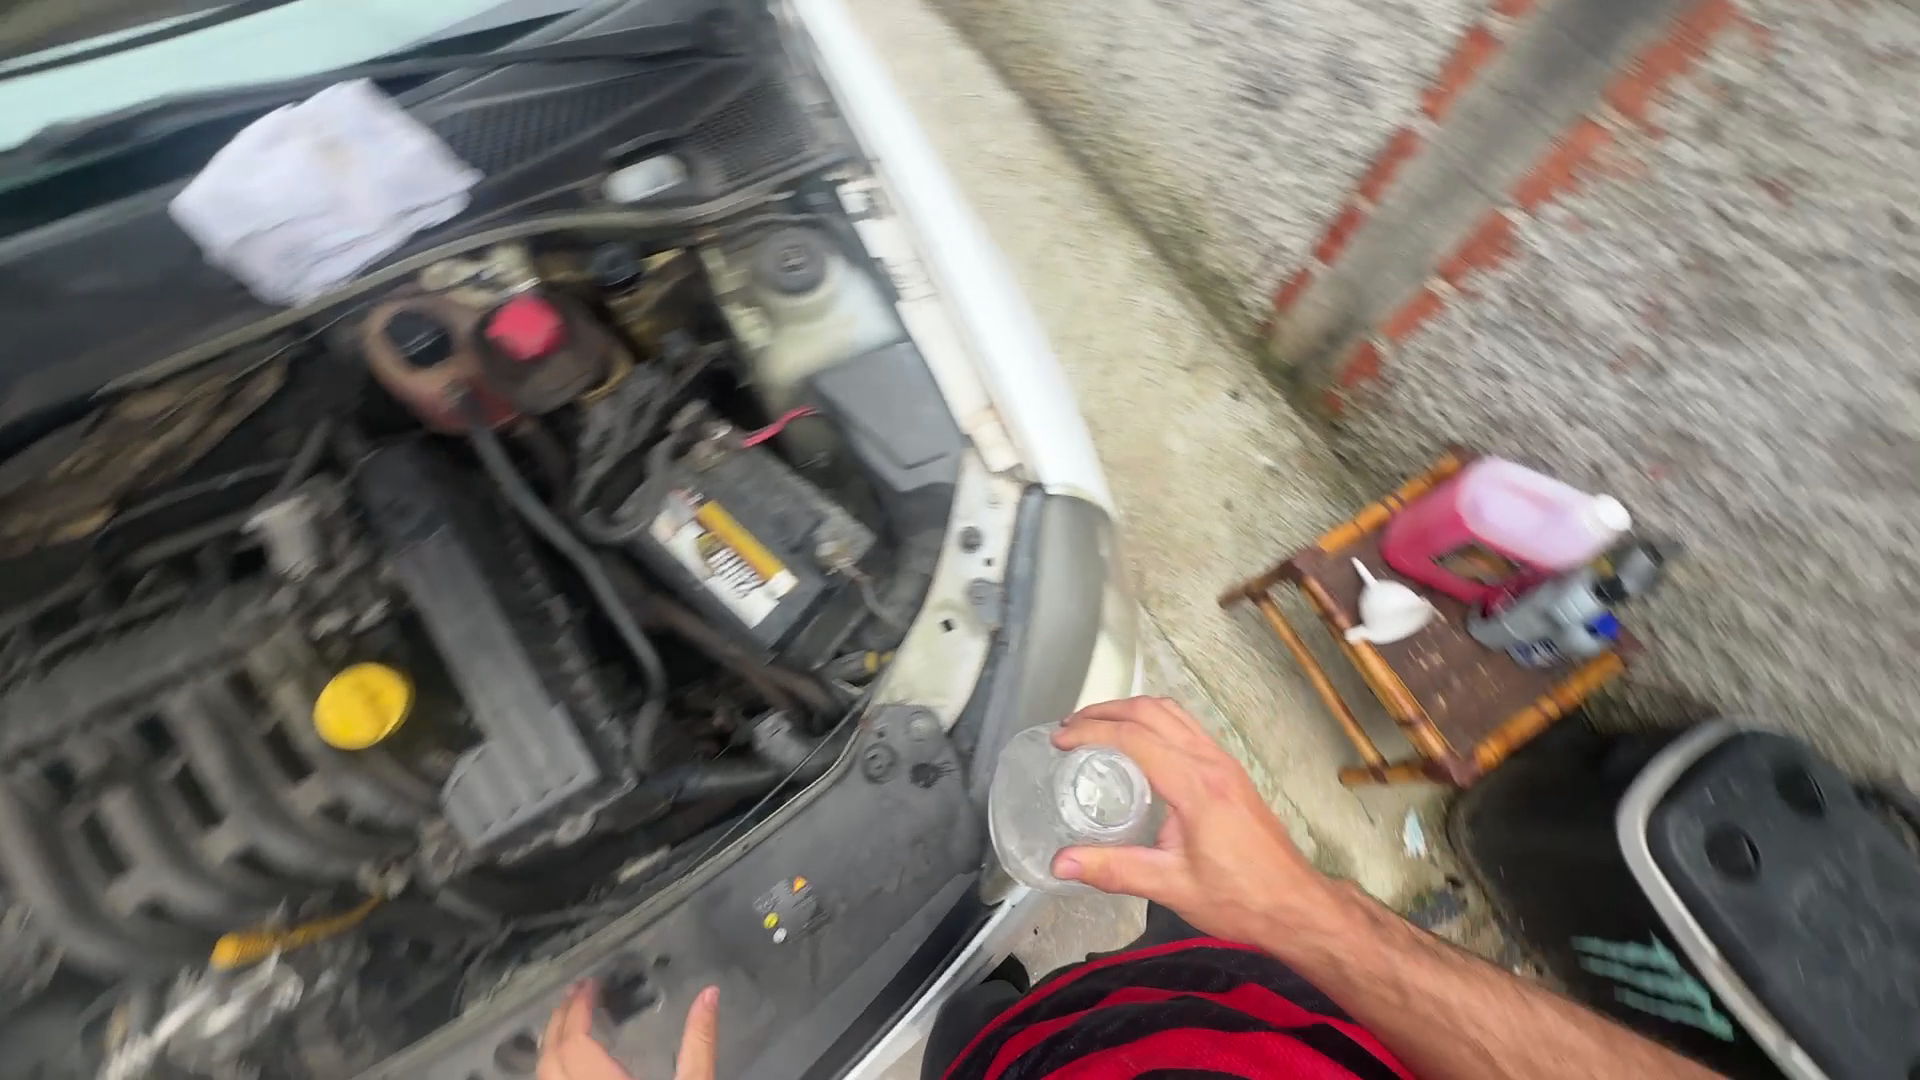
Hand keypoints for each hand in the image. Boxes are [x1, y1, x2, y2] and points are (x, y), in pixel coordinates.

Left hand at [539, 981, 718, 1079]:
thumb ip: (700, 1044)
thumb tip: (709, 993)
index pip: (573, 1045)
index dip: (576, 1011)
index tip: (590, 984)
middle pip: (549, 1062)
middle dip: (558, 1023)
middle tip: (576, 994)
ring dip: (550, 1050)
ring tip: (569, 1025)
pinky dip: (553, 1076)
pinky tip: (570, 1069)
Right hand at [1050, 697, 1335, 946]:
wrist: (1298, 906)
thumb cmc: (1241, 899)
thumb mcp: (1172, 887)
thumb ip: (1114, 870)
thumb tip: (1061, 864)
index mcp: (1195, 784)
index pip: (1134, 737)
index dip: (1090, 732)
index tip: (1060, 741)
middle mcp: (1210, 761)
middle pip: (1150, 711)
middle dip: (1103, 711)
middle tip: (1069, 728)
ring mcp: (1223, 760)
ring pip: (1170, 711)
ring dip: (1128, 709)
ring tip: (1095, 726)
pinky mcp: (1228, 768)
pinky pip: (1185, 724)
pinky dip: (1152, 718)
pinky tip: (1135, 740)